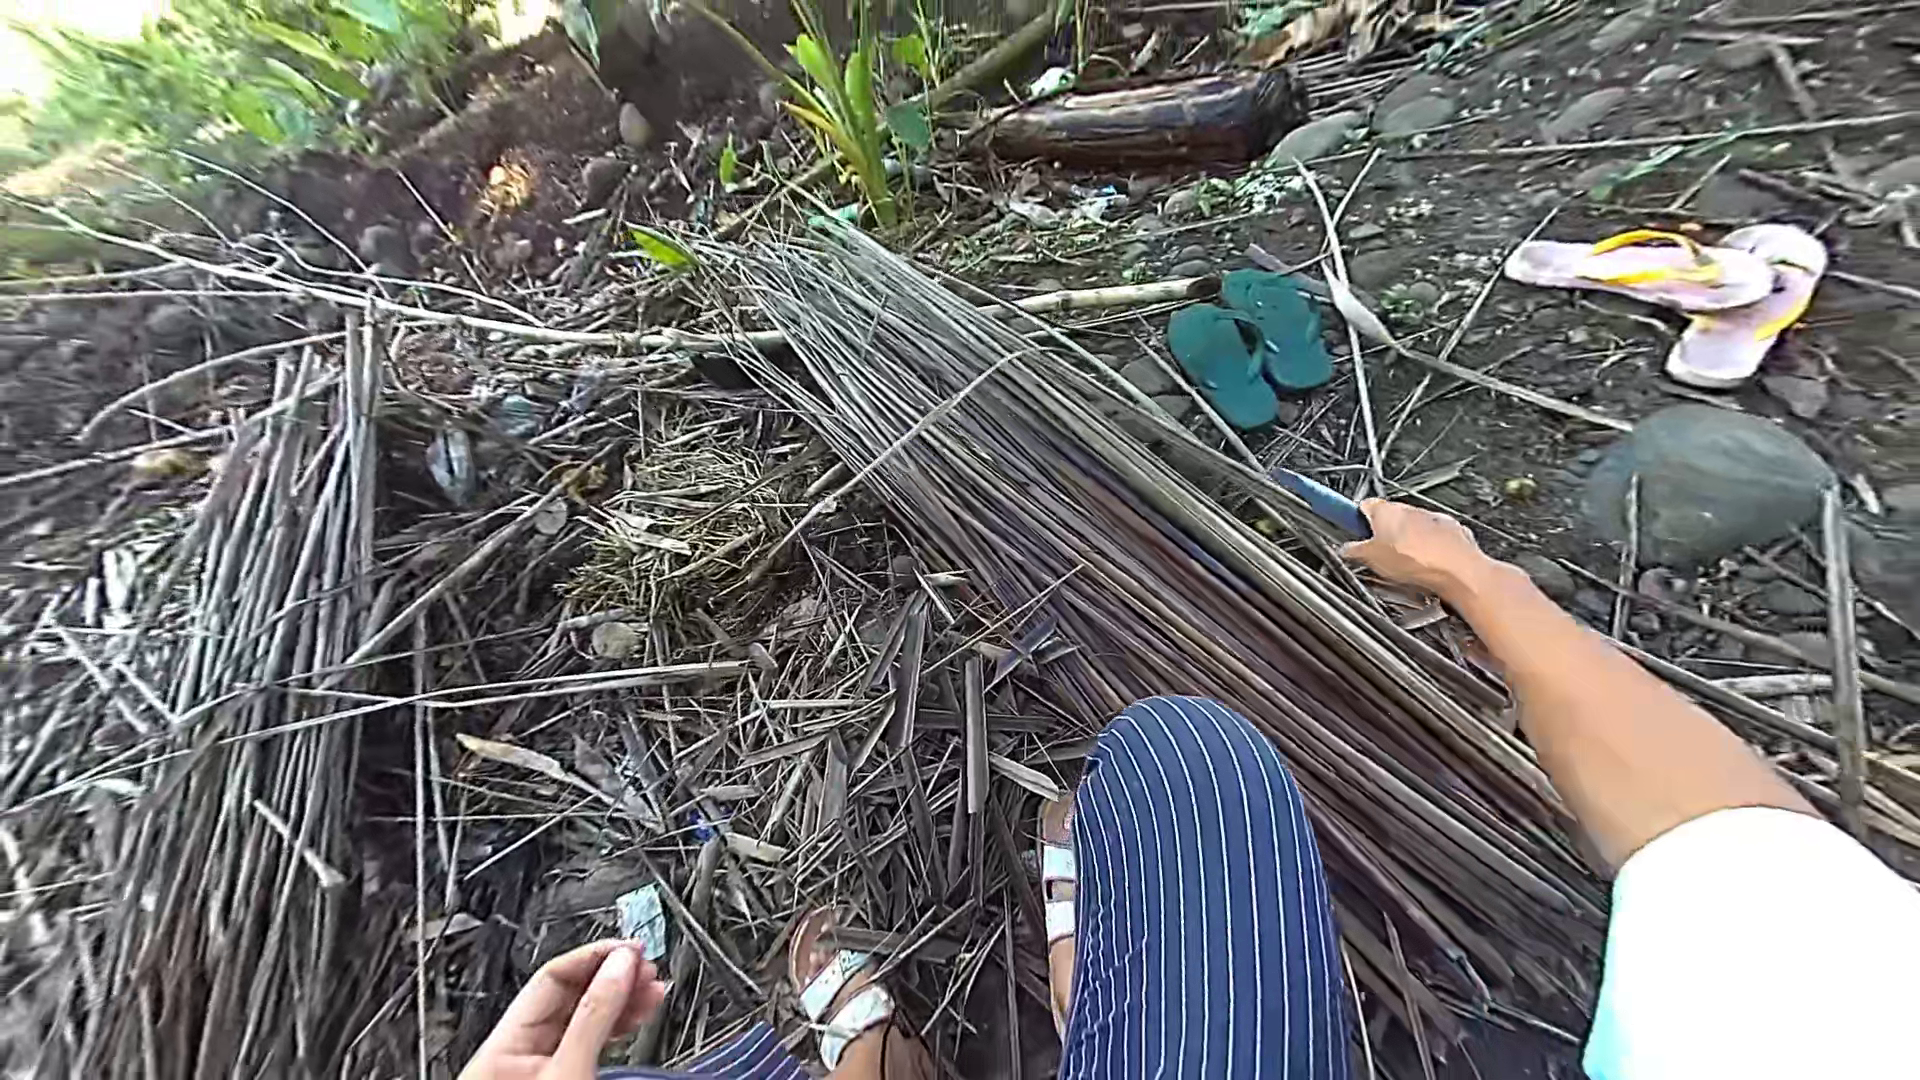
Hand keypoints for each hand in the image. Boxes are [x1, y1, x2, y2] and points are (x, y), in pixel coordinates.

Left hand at [460, 940, 667, 1079]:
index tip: (634, 950)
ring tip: (653, 990)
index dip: (596, 956)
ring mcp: (537, 1073)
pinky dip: (618, 1023)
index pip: (552, 975)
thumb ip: (595, 1015)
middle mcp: (513, 1058)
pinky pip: (591, 1039)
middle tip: (648, 968)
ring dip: (623, 997)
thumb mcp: (569, 1073)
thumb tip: (621, 959)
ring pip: (585, 1015)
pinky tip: (639, 1012)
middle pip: (572, 993)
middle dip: (616, 975)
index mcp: (498, 1053)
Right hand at [1340, 499, 1500, 599]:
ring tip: (1404, 563)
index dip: (1356, 517)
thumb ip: (1353, 551)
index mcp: (1386, 511)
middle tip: (1377, 553)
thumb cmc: (1415, 561)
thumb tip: (1346, 549)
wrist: (1459, 572)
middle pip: (1390, 517)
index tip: (1353, 527)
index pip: (1364, 505)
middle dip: (1383, 532)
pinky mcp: (1454, 531)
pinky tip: (1426, 565)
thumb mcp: (1370, 559)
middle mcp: (1410, 509)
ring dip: (1407, 540)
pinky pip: (1435, 537)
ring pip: (1413, 527)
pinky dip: (1430, 547)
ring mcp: (1434, 518)